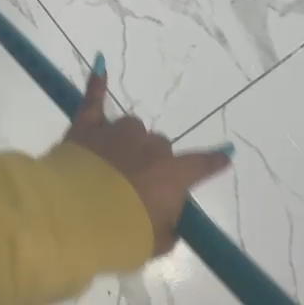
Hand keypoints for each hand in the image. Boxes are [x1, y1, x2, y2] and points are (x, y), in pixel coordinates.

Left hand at [62, 62, 231, 254]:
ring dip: (127, 139)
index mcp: (171, 175)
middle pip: (159, 145)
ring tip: (113, 160)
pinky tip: (99, 64)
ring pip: (130, 127)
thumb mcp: (158, 240)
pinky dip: (96, 83)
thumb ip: (166, 223)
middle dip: (152, 161)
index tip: (226, 153)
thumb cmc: (122, 230)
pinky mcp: (85, 125)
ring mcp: (115, 132)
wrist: (77, 211)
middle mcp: (147, 147)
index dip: (212, 161)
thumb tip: (161, 214)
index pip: (199, 165)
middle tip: (136, 182)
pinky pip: (93, 99)